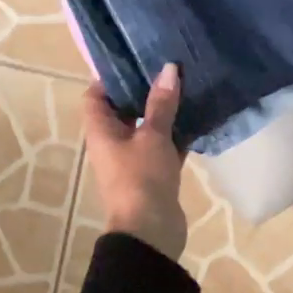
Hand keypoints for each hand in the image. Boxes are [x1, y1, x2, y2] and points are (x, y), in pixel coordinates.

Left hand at [82, 62, 187, 260]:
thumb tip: (168, 68)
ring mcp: (133, 160)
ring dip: (163, 111)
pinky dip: (177, 134)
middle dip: (143, 90)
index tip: (134, 59)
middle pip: (123, 109)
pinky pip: (164, 146)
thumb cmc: (141, 178)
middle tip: (167, 67)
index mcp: (101, 132)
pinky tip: (198, 117)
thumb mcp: (152, 137)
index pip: (95, 96)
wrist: (150, 232)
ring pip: (146, 128)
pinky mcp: (154, 174)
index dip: (109, 78)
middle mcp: (113, 143)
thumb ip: (161, 103)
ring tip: (185, 85)